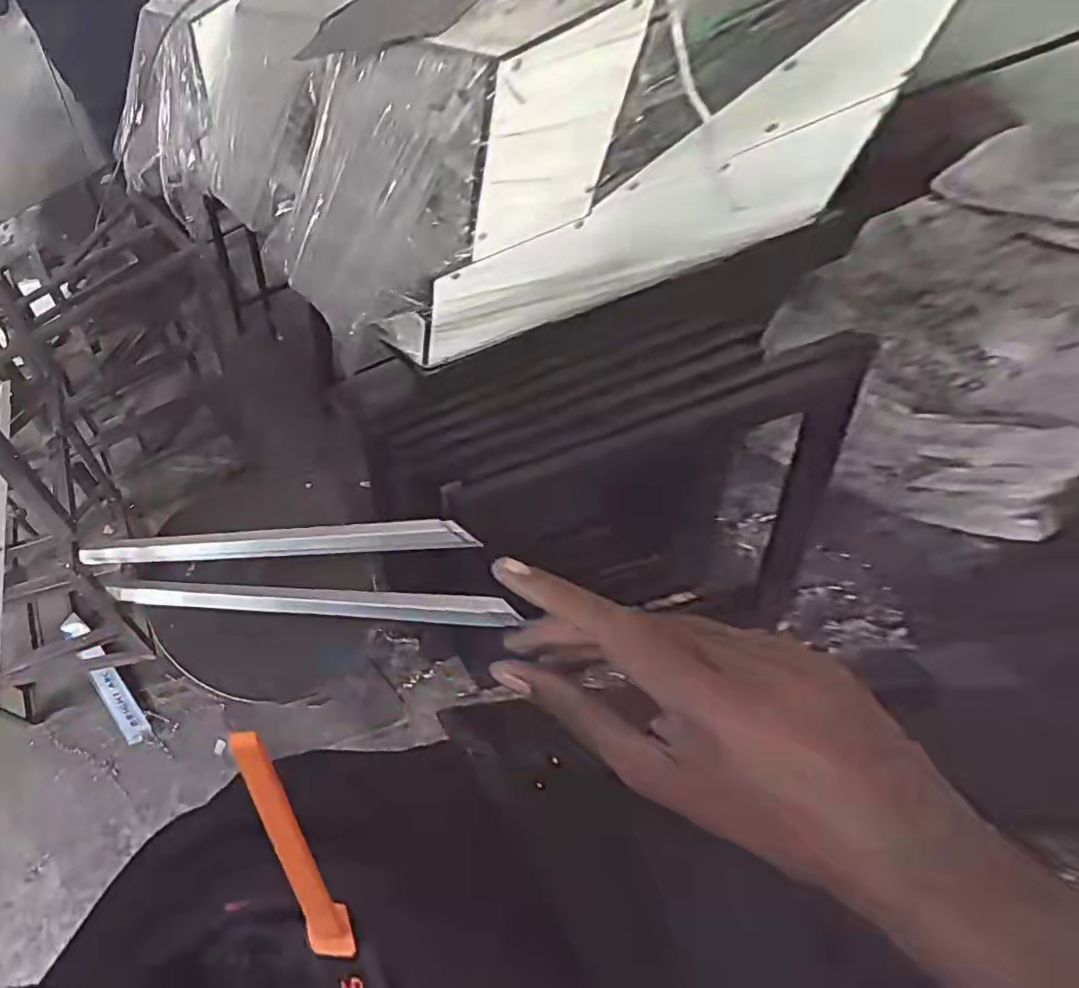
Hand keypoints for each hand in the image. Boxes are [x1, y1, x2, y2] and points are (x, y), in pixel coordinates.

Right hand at [486, 558, 975, 898]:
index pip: (613, 627)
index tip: (506, 568)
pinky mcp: (807, 652)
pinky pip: (715, 638)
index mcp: (708, 695)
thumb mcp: (658, 775)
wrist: (914, 852)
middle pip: (633, 623)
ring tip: (582, 666)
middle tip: (527, 650)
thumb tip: (512, 674)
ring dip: (619, 640)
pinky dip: (672, 649)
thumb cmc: (768, 822)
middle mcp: (745, 657)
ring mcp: (782, 650)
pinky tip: (659, 678)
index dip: (553, 594)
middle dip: (573, 631)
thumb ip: (579, 714)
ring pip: (671, 627)